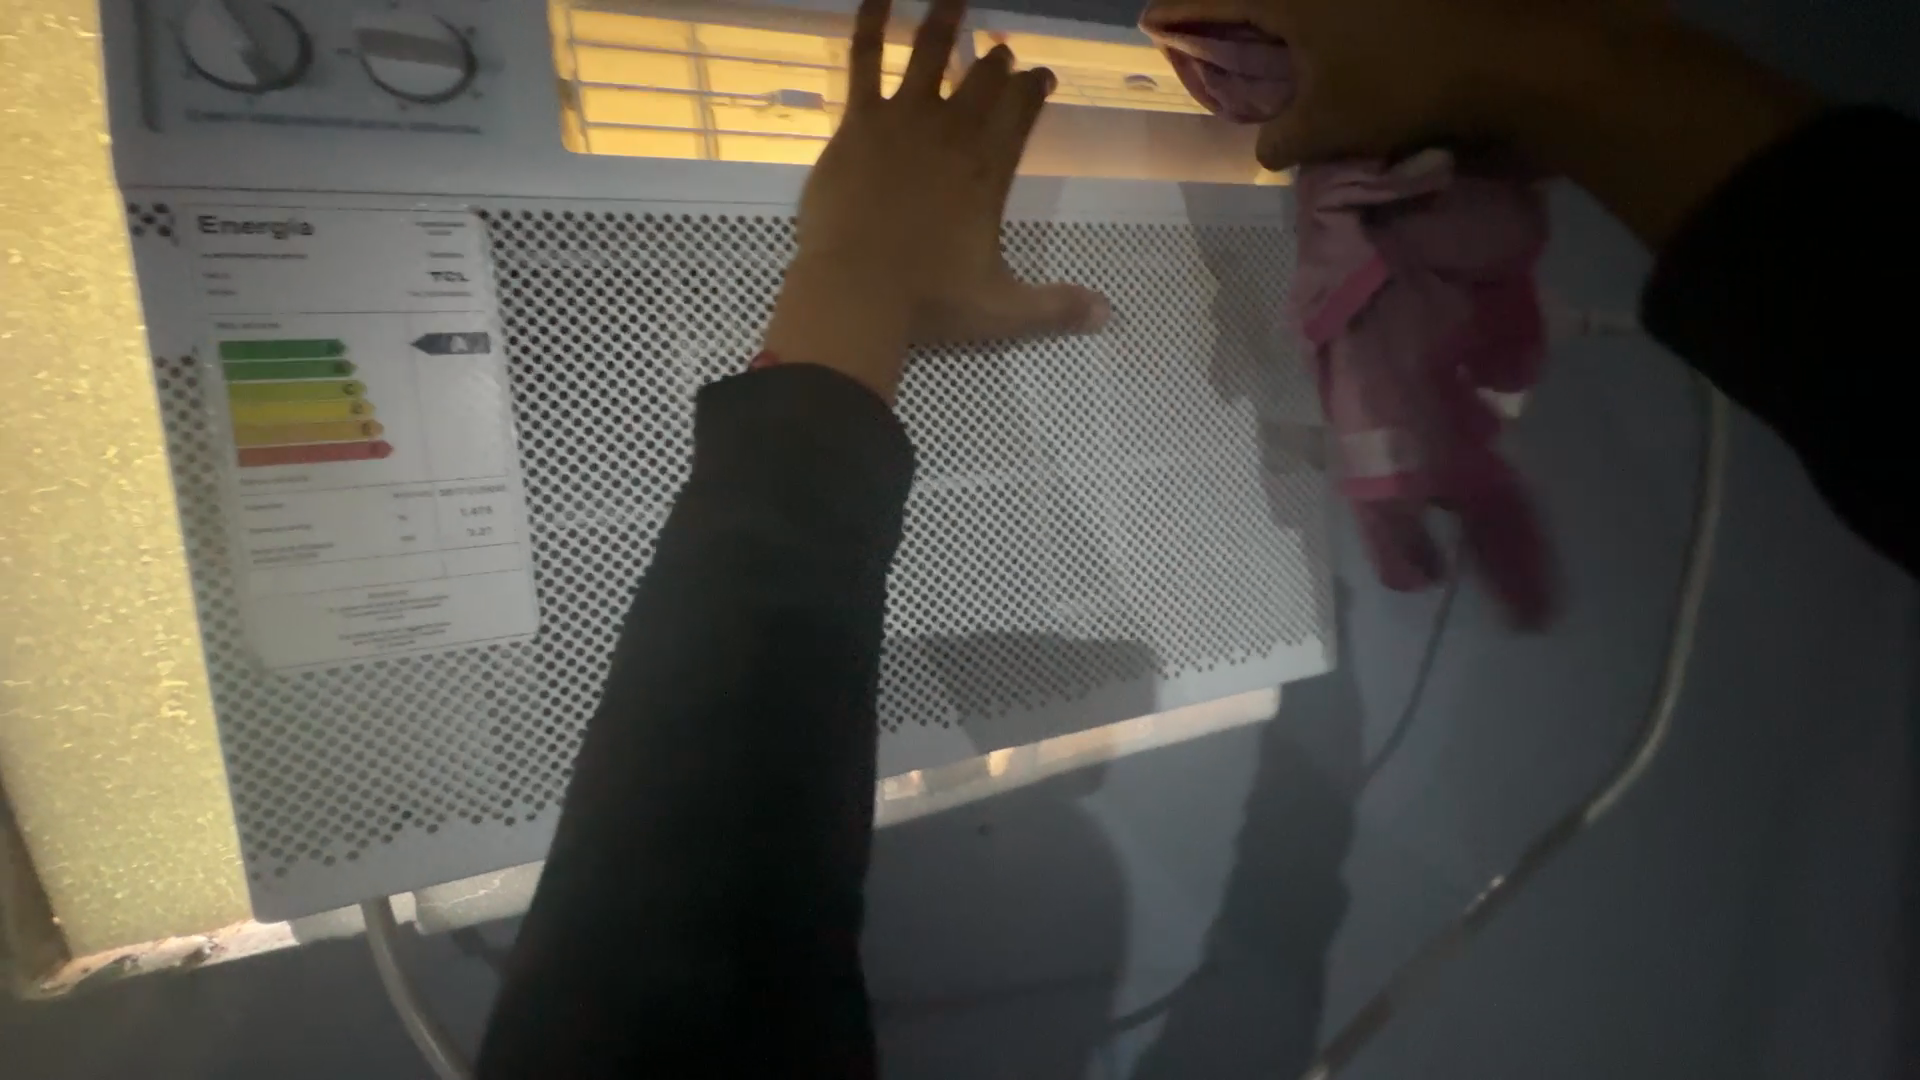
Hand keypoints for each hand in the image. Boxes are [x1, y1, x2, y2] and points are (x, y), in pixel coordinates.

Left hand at [763, 0, 1110, 400]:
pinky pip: (865, 59)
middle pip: (983, 82)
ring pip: (931, 53)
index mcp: (989, 173)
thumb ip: (1055, 308)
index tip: (1042, 78)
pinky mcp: (858, 123)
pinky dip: (872, 21)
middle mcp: (953, 134)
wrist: (857, 292)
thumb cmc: (930, 301)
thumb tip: (1110, 316)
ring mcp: (904, 121)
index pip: (1023, 113)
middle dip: (998, 65)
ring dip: (947, 20)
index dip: (1035, 90)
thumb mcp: (1002, 310)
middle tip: (1003, 55)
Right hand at [1139, 0, 1668, 169]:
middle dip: (1223, 4)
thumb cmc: (1403, 87)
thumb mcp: (1323, 129)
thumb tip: (1266, 147)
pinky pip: (1336, 4)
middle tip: (1206, 25)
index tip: (1154, 22)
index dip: (1182, 11)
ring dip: (1272, 12)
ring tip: (1260, 33)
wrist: (1516, 52)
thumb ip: (1276, 141)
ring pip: (1300, 0)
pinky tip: (1316, 36)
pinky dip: (1315, 16)